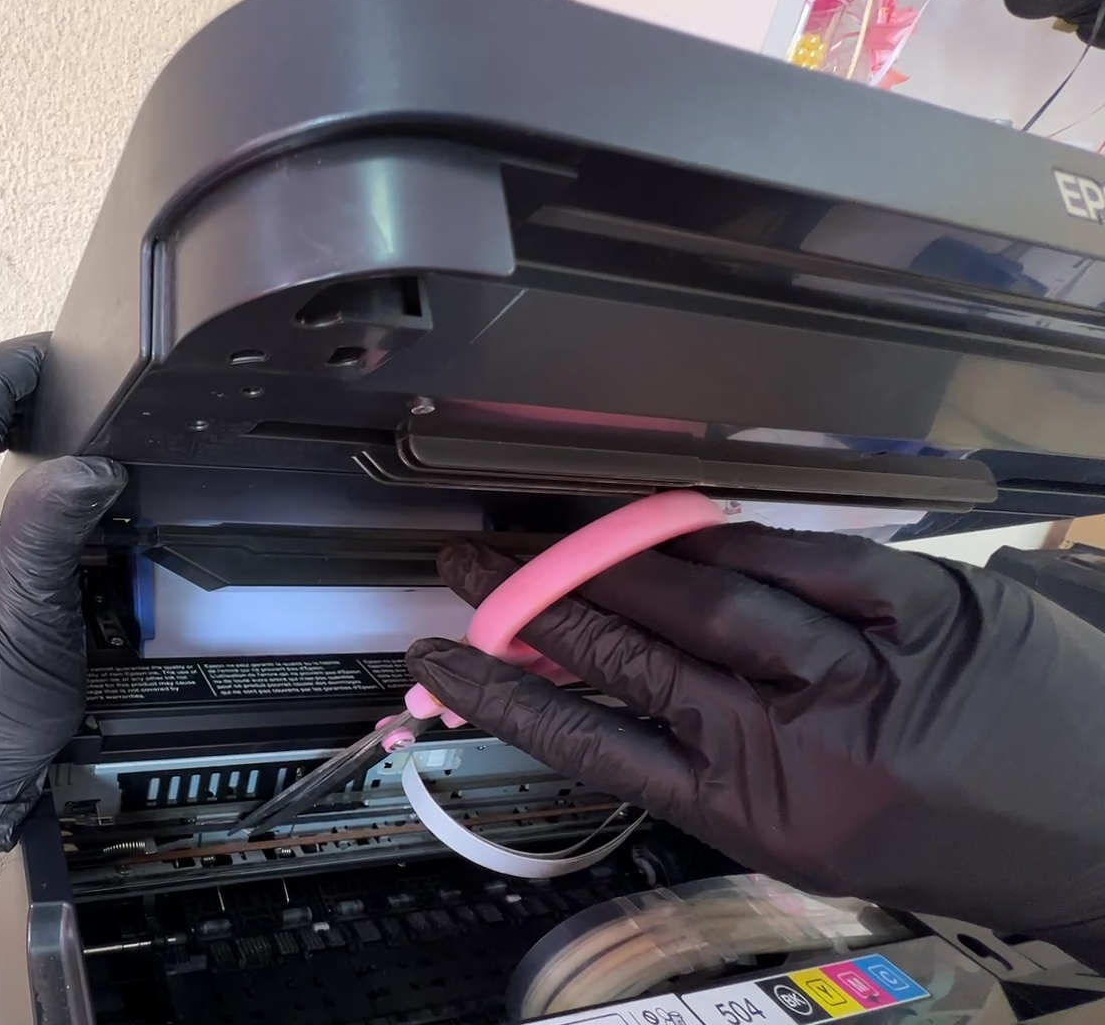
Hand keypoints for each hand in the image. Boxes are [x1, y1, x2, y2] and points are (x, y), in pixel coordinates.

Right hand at [405, 525, 1104, 961]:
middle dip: (528, 601)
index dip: (495, 693)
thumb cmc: (923, 833)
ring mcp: (863, 671)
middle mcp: (799, 749)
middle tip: (472, 565)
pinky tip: (658, 529)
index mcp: (752, 813)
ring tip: (543, 541)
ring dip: (599, 562)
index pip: (583, 742)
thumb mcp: (783, 826)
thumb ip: (674, 752)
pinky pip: (787, 554)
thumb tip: (560, 680)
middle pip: (623, 656)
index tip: (439, 657)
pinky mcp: (921, 604)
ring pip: (697, 597)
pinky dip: (710, 535)